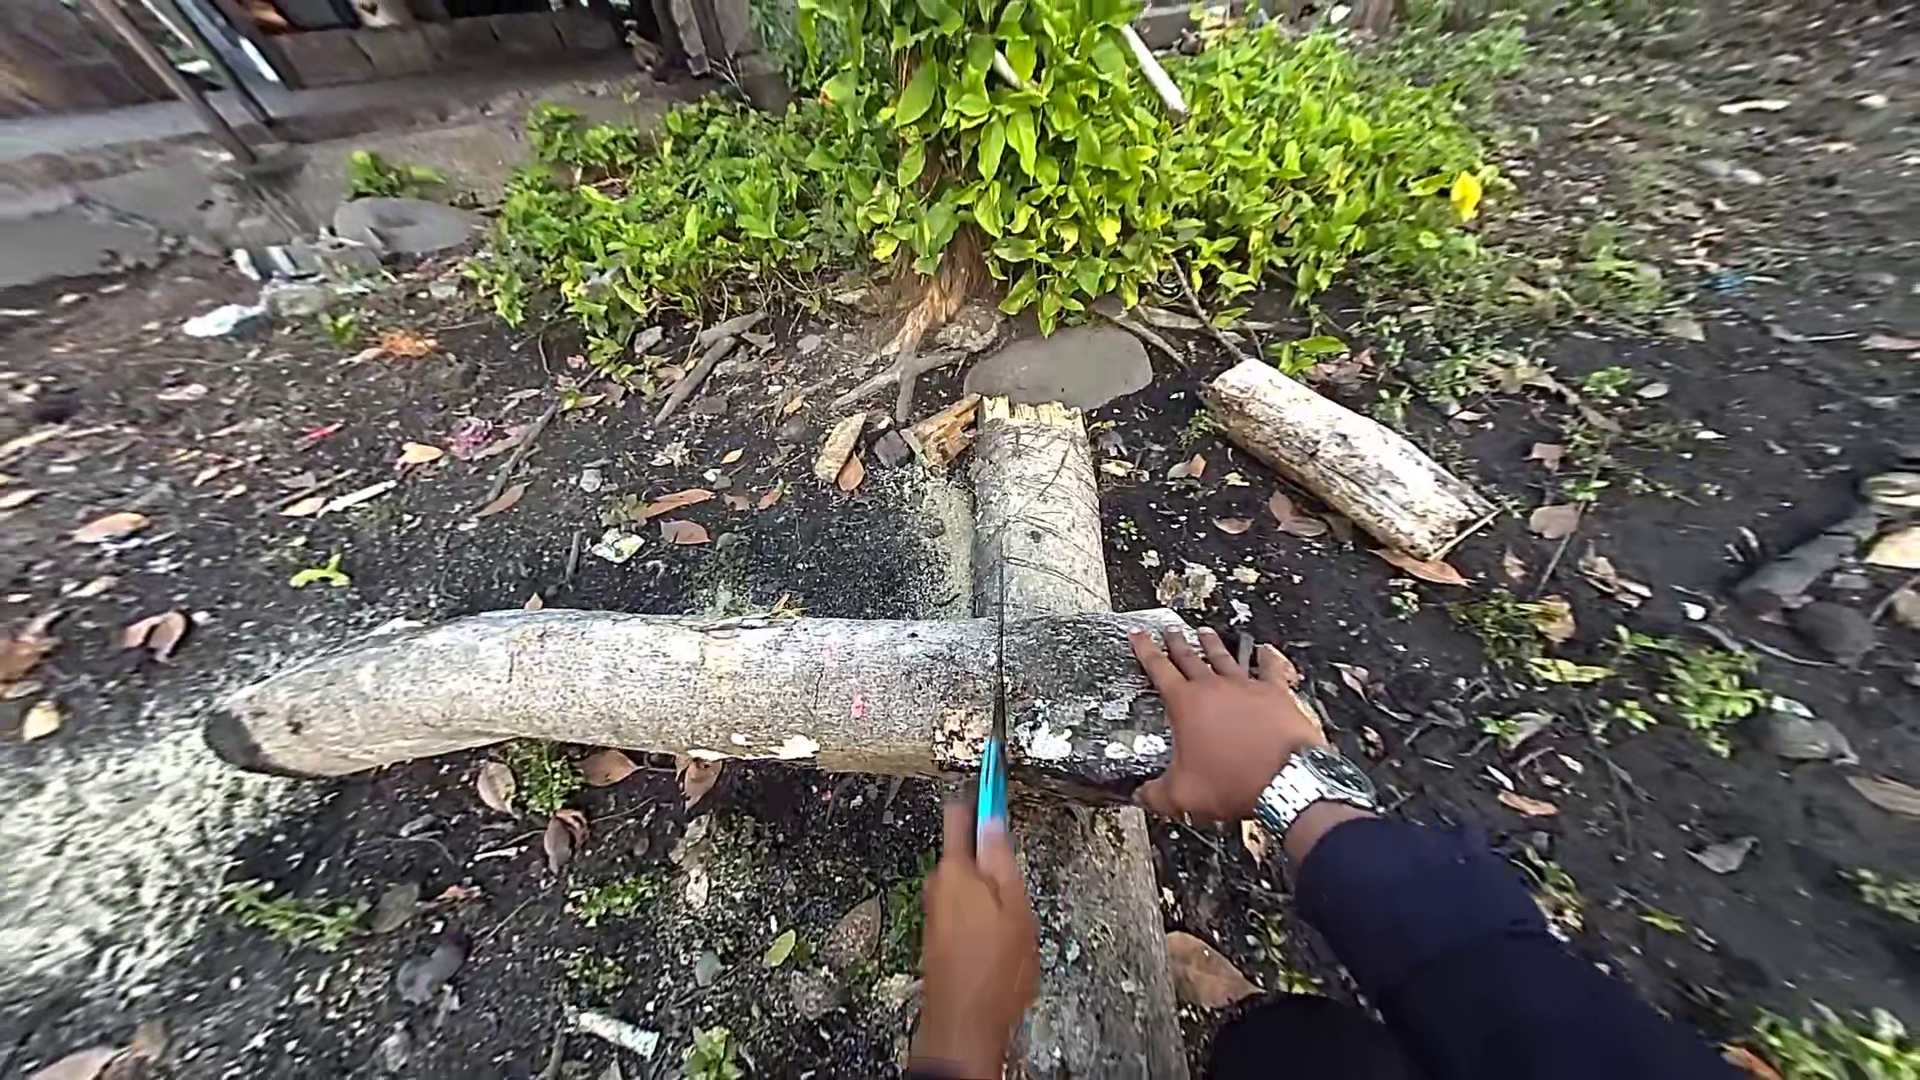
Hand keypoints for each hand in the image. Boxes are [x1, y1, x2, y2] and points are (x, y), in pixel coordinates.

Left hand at [912, 801, 1039, 1078]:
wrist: (964, 1026)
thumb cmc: (994, 968)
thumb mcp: (1014, 906)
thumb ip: (1001, 856)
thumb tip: (992, 816)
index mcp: (956, 867)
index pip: (960, 811)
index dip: (978, 791)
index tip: (990, 775)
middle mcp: (938, 880)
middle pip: (964, 845)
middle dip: (989, 854)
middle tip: (1015, 881)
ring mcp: (935, 905)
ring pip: (965, 876)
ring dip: (986, 885)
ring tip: (1010, 919)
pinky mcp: (936, 928)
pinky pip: (960, 900)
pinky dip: (978, 906)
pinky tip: (995, 936)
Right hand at [1128, 626, 1325, 823]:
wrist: (1289, 781)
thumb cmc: (1235, 783)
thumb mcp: (1184, 795)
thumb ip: (1156, 795)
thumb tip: (1141, 797)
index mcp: (1186, 703)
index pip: (1158, 667)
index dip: (1144, 649)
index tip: (1138, 634)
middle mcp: (1213, 687)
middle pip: (1189, 656)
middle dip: (1176, 642)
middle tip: (1169, 631)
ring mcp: (1246, 687)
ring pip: (1223, 658)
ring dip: (1212, 644)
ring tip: (1205, 633)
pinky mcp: (1275, 694)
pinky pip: (1268, 669)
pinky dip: (1265, 658)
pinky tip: (1265, 650)